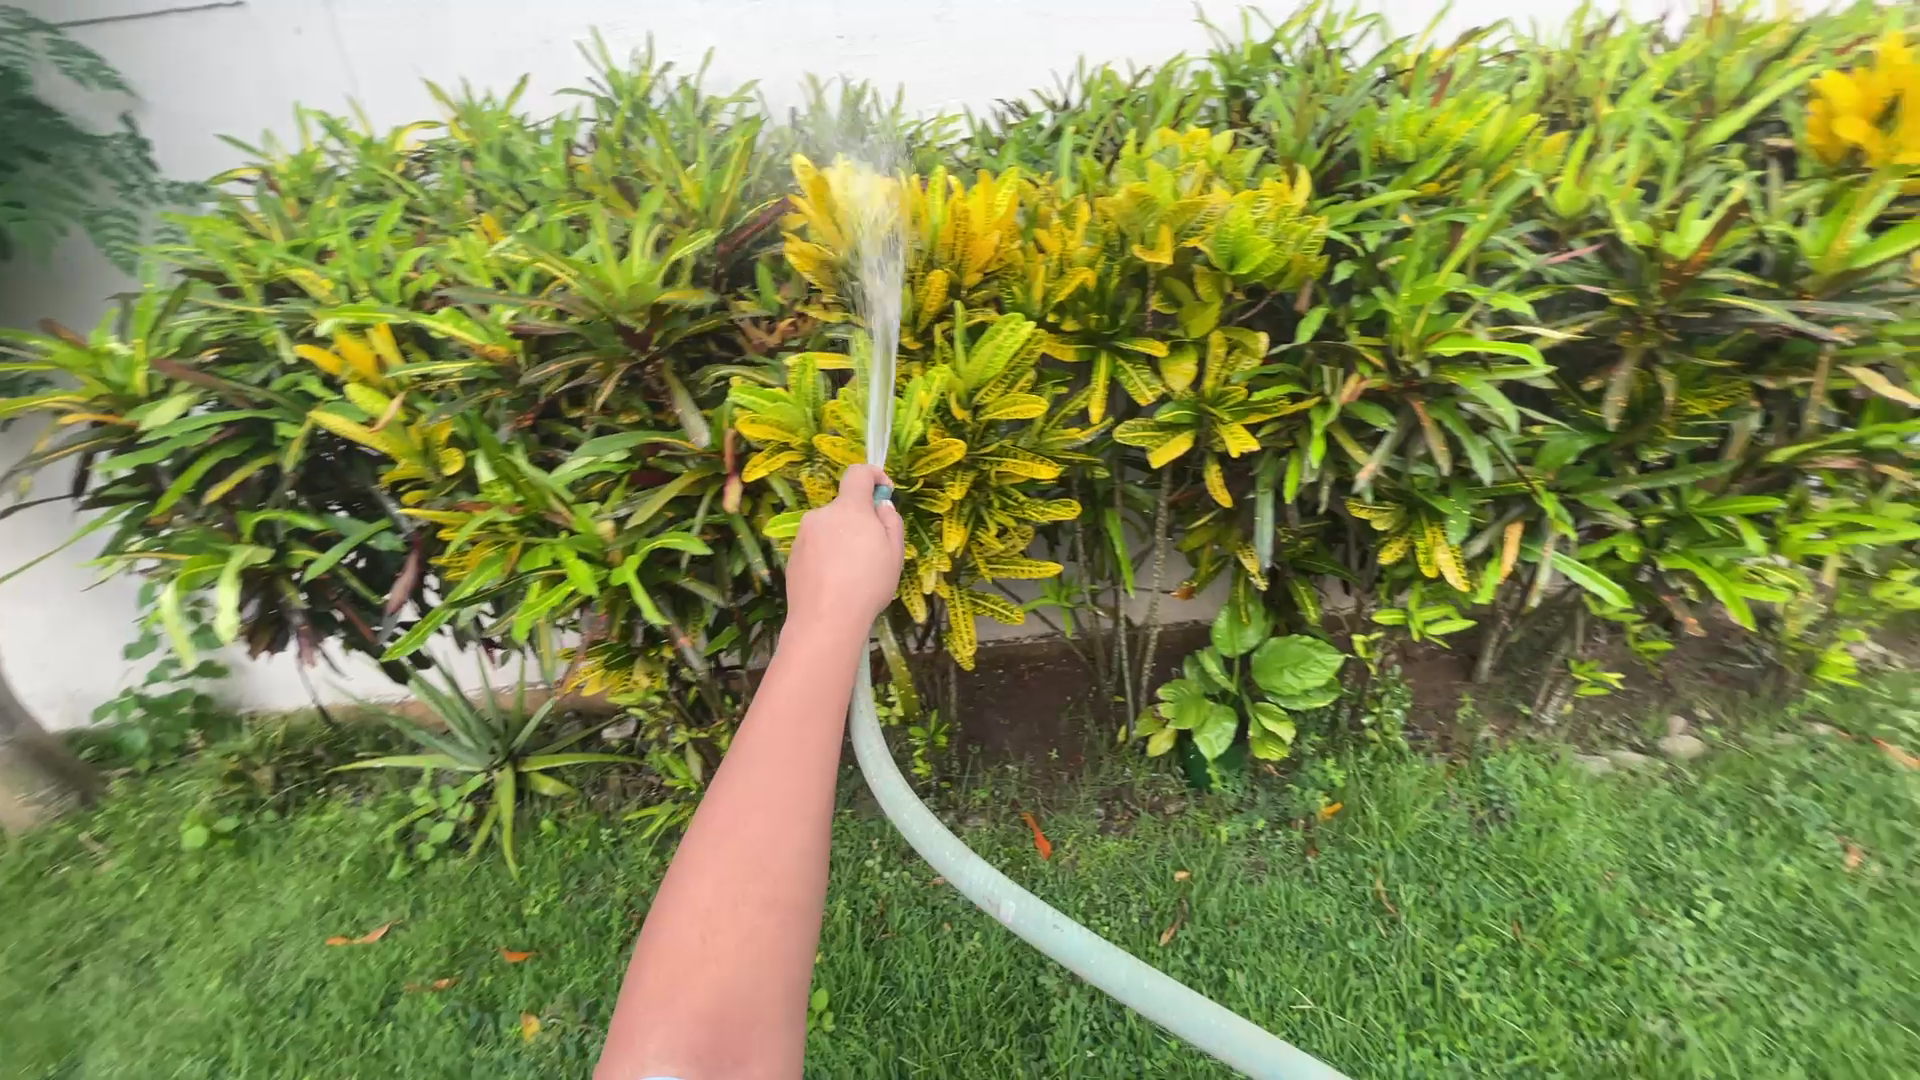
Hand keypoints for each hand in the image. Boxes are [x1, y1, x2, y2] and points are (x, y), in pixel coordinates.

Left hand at [785, 465, 904, 637]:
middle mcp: (821, 514)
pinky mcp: (792, 555)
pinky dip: (827, 556)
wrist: (825, 620)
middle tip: (873, 552)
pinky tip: (834, 583)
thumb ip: (891, 522)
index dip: (875, 475)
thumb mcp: (894, 553)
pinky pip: (816, 547)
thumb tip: (881, 506)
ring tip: (852, 574)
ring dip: (842, 540)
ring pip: (830, 529)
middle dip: (860, 521)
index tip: (885, 492)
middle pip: (844, 508)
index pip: (858, 473)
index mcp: (849, 508)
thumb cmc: (868, 584)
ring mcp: (803, 535)